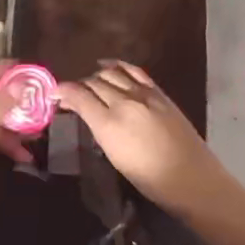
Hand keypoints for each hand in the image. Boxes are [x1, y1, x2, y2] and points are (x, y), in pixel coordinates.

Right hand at [55, 61, 230, 213]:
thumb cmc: (148, 178)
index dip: (62, 91)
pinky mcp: (159, 92)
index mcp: (108, 123)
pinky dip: (118, 66)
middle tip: (71, 94)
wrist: (190, 177)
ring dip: (96, 75)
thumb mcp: (114, 155)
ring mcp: (143, 94)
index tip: (54, 94)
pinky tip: (109, 66)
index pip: (78, 95)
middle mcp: (123, 102)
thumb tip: (85, 112)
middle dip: (78, 85)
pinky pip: (133, 71)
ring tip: (90, 83)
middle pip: (93, 82)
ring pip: (111, 73)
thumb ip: (97, 128)